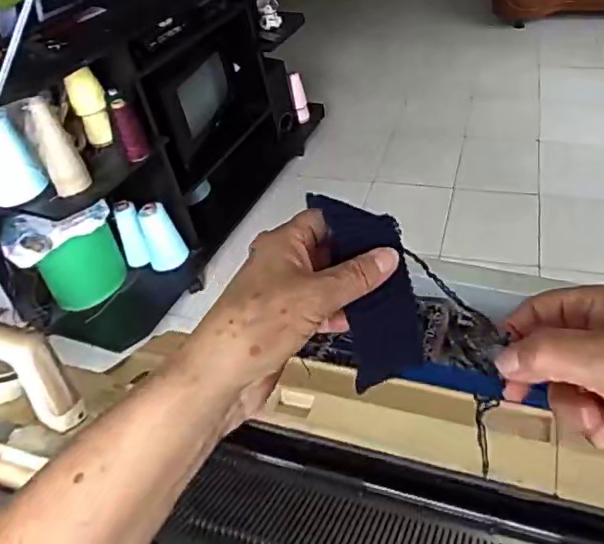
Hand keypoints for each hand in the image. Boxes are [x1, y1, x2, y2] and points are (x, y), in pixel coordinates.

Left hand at [173, 209, 396, 429]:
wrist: (217, 383)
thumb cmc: (251, 328)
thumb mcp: (316, 295)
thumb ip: (356, 276)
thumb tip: (386, 257)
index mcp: (282, 244)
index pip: (323, 221)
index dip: (352, 227)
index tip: (379, 239)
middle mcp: (279, 264)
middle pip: (326, 252)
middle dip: (354, 262)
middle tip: (384, 268)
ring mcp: (280, 295)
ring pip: (323, 283)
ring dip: (347, 290)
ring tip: (376, 294)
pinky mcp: (281, 324)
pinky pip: (316, 310)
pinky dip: (335, 313)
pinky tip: (352, 321)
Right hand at [495, 286, 603, 496]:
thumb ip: (549, 355)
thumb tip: (501, 355)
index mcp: (601, 308)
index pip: (544, 310)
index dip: (519, 334)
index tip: (501, 368)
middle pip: (551, 355)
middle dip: (554, 382)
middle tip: (542, 399)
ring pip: (569, 392)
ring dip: (581, 411)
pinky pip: (593, 419)